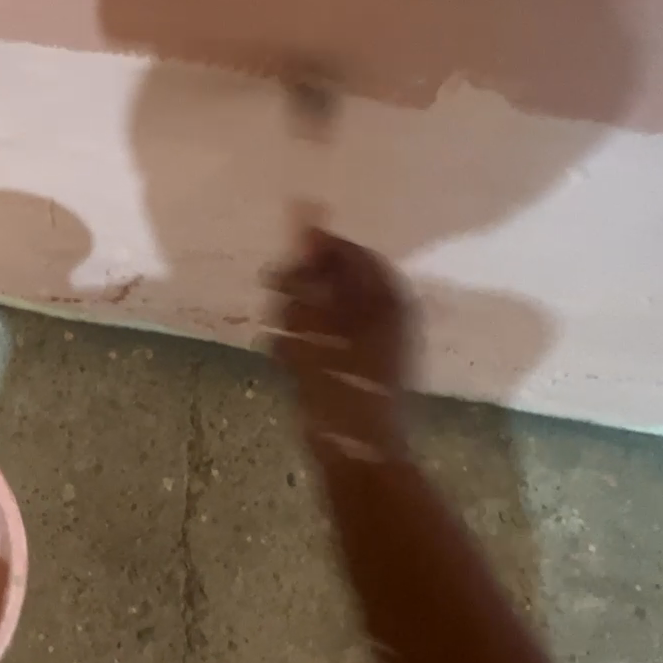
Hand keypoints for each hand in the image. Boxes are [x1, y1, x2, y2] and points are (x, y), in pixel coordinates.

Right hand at [269, 226, 411, 458]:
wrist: (356, 448)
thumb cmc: (341, 380)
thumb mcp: (320, 316)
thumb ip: (312, 266)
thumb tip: (305, 215)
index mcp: (387, 299)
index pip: (351, 254)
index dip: (315, 251)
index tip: (284, 258)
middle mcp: (384, 317)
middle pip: (335, 282)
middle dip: (300, 288)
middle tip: (276, 296)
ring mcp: (369, 344)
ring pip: (322, 311)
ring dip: (295, 317)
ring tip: (281, 334)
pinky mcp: (352, 367)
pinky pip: (321, 340)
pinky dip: (300, 342)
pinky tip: (284, 355)